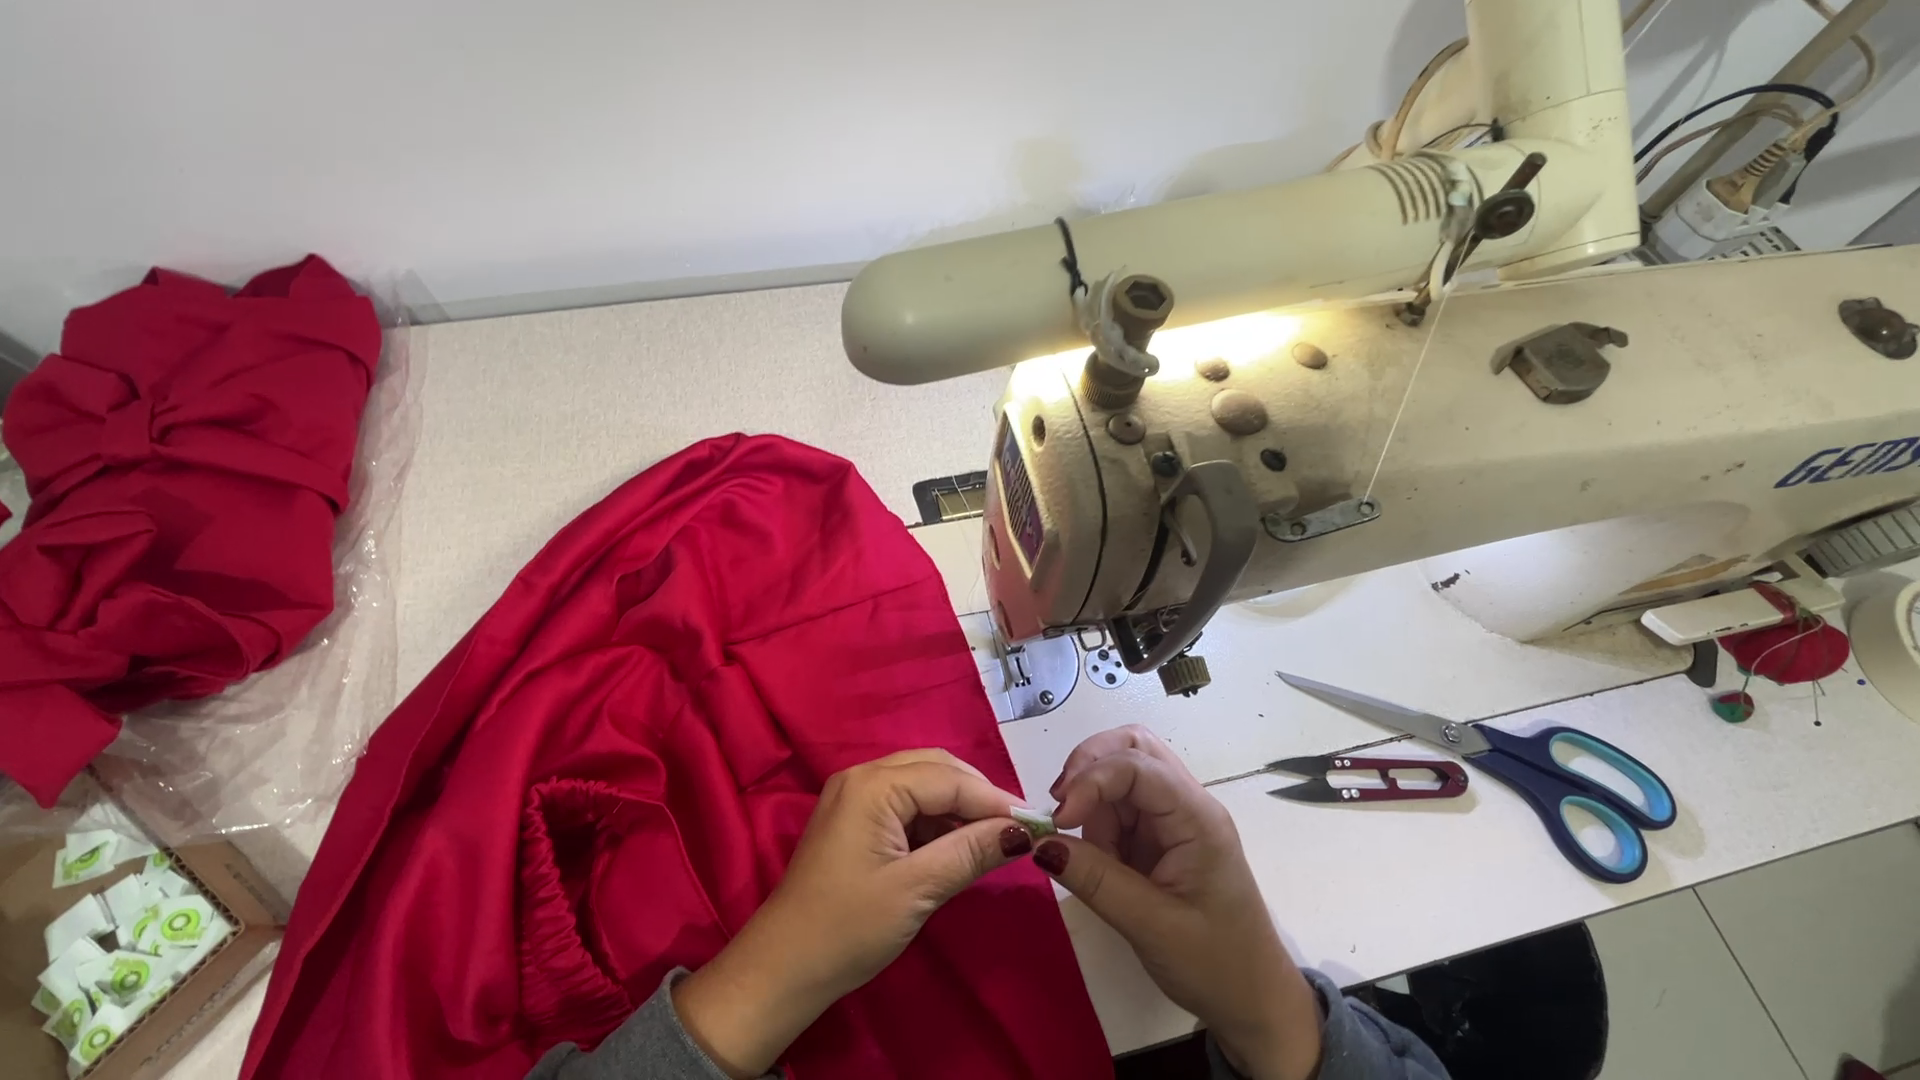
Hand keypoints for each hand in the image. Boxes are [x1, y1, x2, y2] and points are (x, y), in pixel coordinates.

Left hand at [673, 749, 1032, 1077]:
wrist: (782, 969)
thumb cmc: (847, 928)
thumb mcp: (916, 890)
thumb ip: (970, 853)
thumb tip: (1024, 832)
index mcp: (873, 785)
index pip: (949, 779)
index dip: (995, 800)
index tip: (1037, 824)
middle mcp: (863, 777)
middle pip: (936, 770)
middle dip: (979, 797)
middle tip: (1018, 829)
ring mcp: (855, 796)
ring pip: (923, 785)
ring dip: (959, 808)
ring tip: (994, 839)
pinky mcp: (855, 819)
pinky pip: (907, 804)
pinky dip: (937, 821)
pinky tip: (957, 845)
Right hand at [1039, 727, 1322, 1079]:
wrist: (1253, 1003)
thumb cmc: (1216, 965)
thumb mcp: (1150, 926)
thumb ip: (1094, 879)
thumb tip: (1038, 842)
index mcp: (1197, 818)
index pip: (1138, 765)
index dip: (1091, 779)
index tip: (1058, 820)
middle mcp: (1186, 804)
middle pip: (1133, 747)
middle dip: (1088, 765)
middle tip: (1060, 808)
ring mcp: (1172, 818)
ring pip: (1120, 773)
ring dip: (1090, 799)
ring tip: (1082, 849)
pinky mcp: (1158, 837)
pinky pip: (1118, 808)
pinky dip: (1095, 821)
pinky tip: (1094, 857)